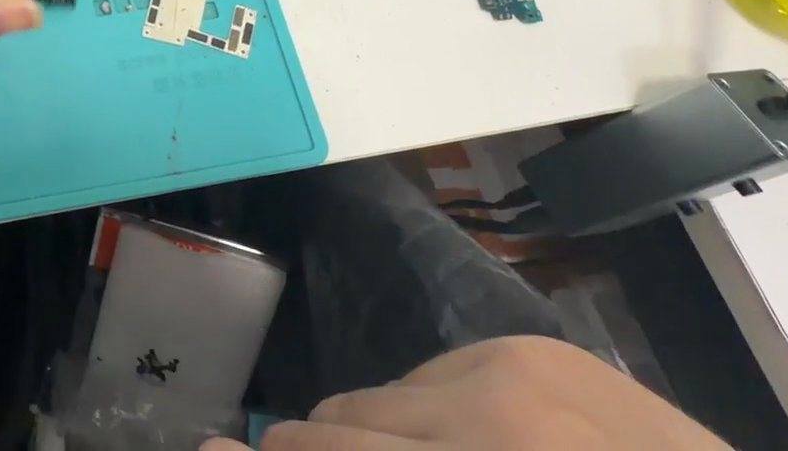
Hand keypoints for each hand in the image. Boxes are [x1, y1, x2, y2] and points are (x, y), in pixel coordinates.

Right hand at [205, 337, 729, 449]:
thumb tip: (256, 449)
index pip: (331, 446)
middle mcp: (489, 417)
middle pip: (333, 425)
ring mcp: (510, 371)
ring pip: (370, 398)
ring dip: (373, 438)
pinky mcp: (531, 346)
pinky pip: (424, 374)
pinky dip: (427, 415)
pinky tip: (470, 446)